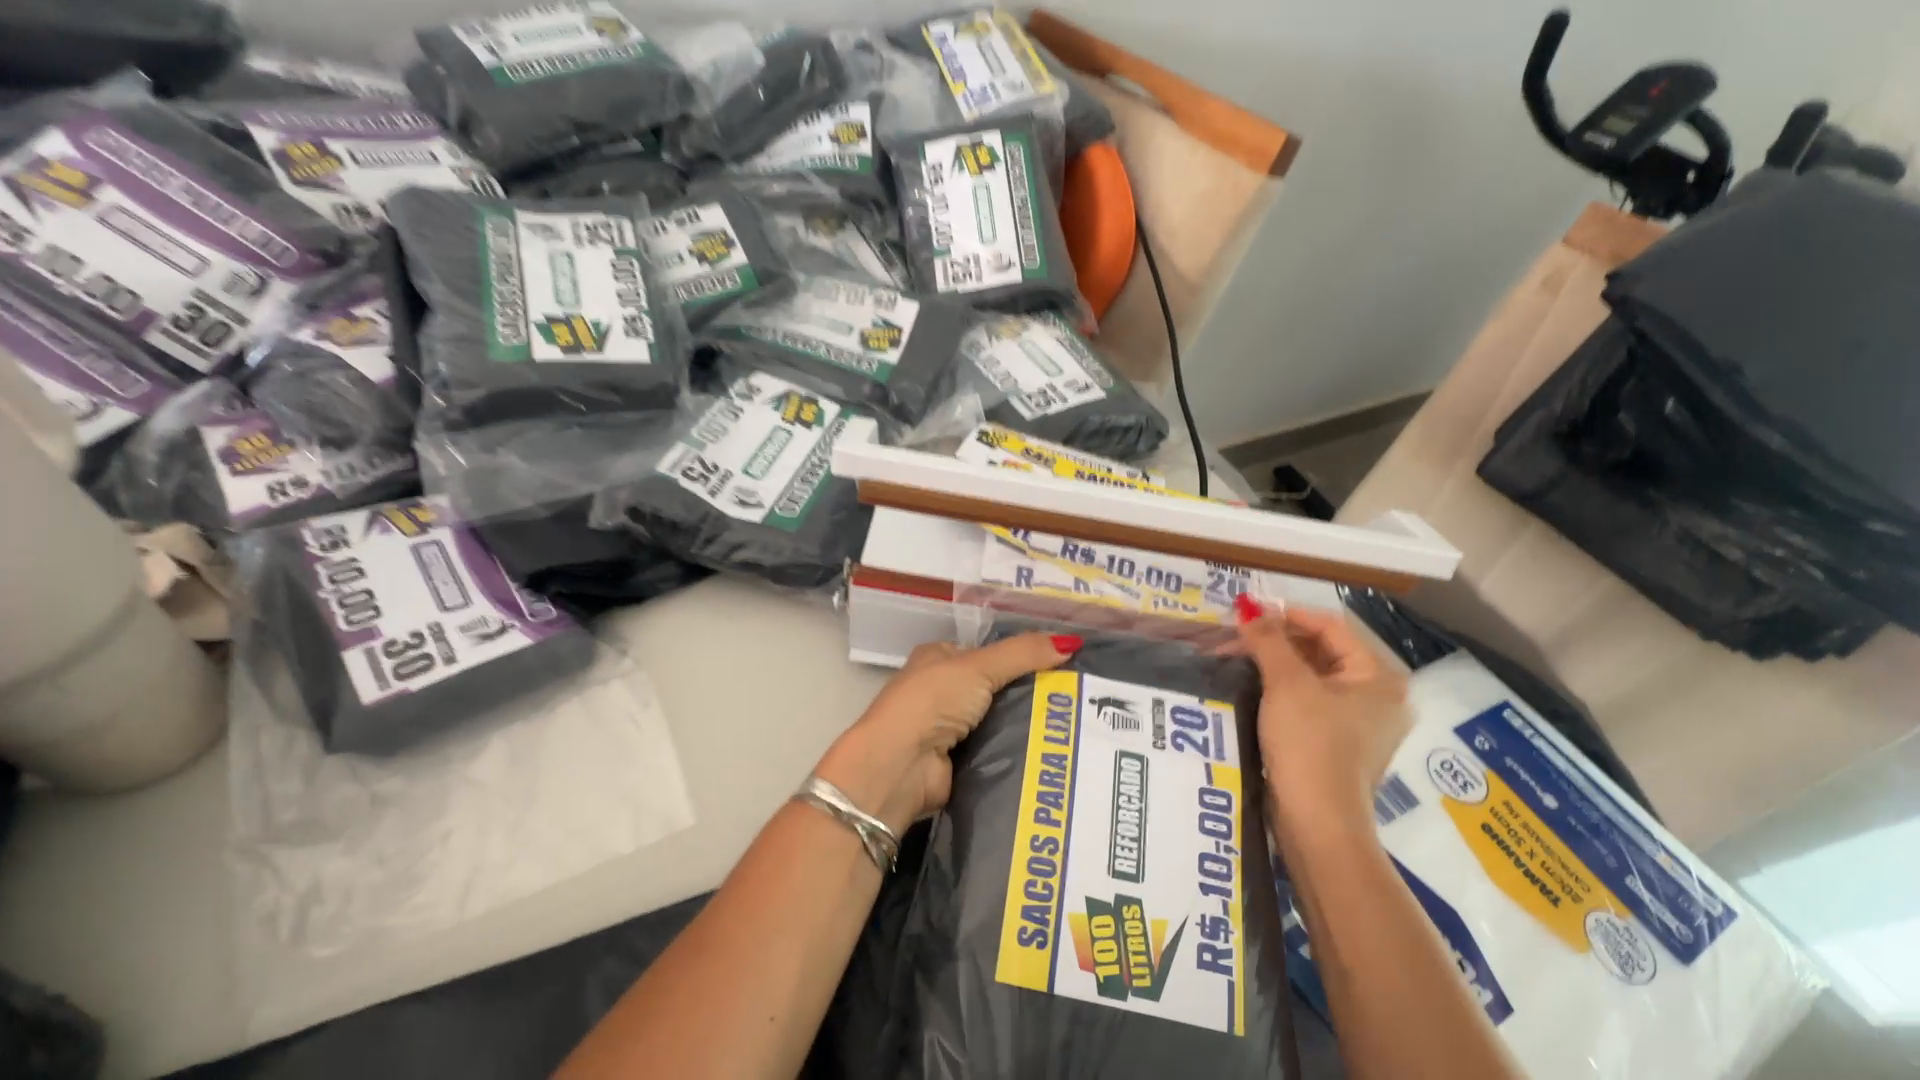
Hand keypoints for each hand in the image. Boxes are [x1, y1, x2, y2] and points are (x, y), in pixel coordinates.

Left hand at [814, 633, 1079, 833]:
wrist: (901, 765)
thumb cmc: (932, 701)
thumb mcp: (980, 666)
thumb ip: (1024, 653)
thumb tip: (1072, 641)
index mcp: (939, 659)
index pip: (988, 653)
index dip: (1021, 656)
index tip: (1063, 664)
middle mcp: (942, 692)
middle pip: (997, 688)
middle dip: (1030, 693)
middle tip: (1077, 697)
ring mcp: (950, 729)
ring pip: (1000, 721)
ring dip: (1029, 725)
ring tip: (1077, 724)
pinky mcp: (960, 762)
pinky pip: (999, 752)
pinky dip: (1020, 752)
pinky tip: (1054, 751)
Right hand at [1232, 596, 1408, 830]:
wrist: (1317, 823)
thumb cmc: (1310, 744)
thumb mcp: (1286, 684)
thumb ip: (1268, 641)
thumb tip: (1247, 609)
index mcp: (1378, 676)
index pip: (1331, 627)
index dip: (1288, 615)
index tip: (1247, 614)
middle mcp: (1378, 697)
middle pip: (1322, 652)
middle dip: (1276, 642)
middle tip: (1234, 639)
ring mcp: (1361, 726)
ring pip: (1313, 680)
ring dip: (1274, 667)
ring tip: (1235, 661)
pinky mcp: (1339, 748)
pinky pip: (1310, 706)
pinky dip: (1281, 694)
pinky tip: (1250, 691)